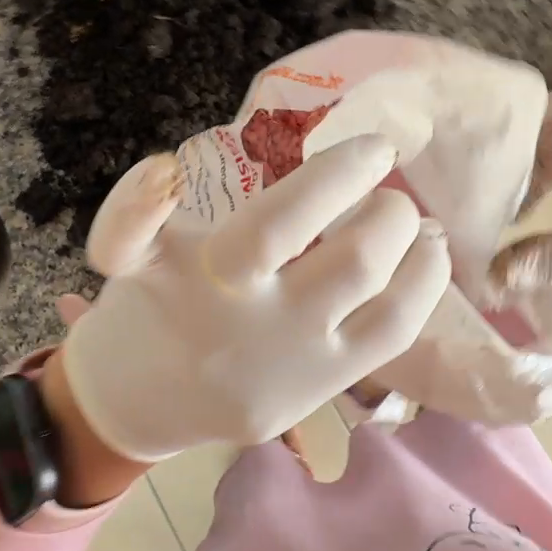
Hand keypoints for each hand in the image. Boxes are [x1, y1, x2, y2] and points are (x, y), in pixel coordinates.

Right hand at [61, 134, 452, 461]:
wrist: (135, 405)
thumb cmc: (144, 309)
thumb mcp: (124, 252)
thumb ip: (139, 208)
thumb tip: (166, 167)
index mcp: (210, 284)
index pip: (281, 224)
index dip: (338, 178)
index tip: (376, 145)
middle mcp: (263, 333)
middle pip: (355, 267)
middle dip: (390, 215)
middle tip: (388, 190)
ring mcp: (300, 373)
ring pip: (390, 313)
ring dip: (417, 253)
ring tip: (415, 223)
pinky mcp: (322, 395)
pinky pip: (391, 346)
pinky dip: (422, 291)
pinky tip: (427, 258)